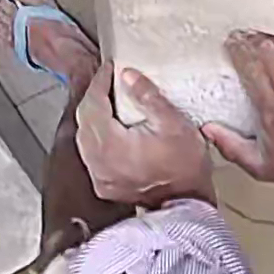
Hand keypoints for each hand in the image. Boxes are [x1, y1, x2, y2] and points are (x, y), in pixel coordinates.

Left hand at [75, 61, 214, 206]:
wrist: (189, 207)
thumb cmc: (185, 165)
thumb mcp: (173, 122)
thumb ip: (148, 95)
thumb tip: (127, 74)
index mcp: (110, 145)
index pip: (94, 103)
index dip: (100, 81)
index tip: (110, 66)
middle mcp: (97, 162)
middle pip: (84, 119)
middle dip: (94, 95)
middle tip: (108, 78)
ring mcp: (99, 176)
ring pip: (84, 136)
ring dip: (93, 114)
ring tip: (108, 97)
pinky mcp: (105, 185)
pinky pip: (91, 152)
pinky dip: (96, 134)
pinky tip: (109, 125)